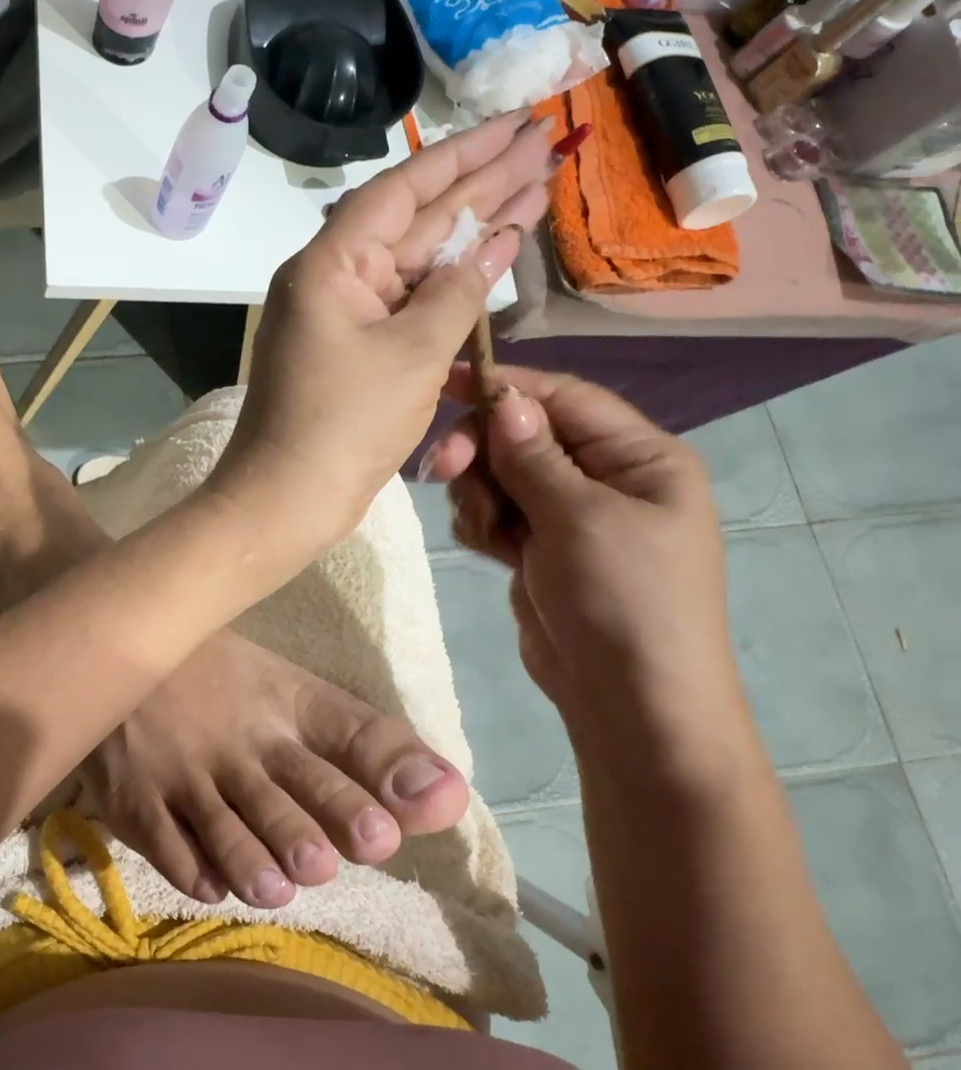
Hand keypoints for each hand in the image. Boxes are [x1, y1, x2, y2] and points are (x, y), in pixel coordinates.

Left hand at [207, 110, 552, 549]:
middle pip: (411, 219)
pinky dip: (448, 281)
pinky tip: (493, 252)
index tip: (518, 124)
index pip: (400, 191)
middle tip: (547, 142)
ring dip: (471, 227)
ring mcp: (339, 316)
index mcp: (328, 266)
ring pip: (412, 259)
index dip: (463, 154)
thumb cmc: (343, 424)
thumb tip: (495, 242)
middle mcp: (329, 281)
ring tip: (538, 182)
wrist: (286, 497)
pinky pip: (405, 300)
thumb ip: (458, 290)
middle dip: (479, 182)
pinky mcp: (350, 350)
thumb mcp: (413, 352)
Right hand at [421, 365, 734, 719]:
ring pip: (499, 476)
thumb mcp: (580, 519)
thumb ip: (535, 457)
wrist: (628, 697)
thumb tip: (505, 399)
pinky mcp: (538, 548)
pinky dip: (480, 524)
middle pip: (522, 436)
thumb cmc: (623, 598)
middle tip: (439, 471)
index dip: (507, 387)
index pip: (565, 399)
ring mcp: (569, 515)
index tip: (446, 382)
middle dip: (479, 451)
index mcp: (640, 457)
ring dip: (478, 495)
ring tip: (487, 534)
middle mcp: (605, 478)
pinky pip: (494, 514)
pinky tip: (488, 549)